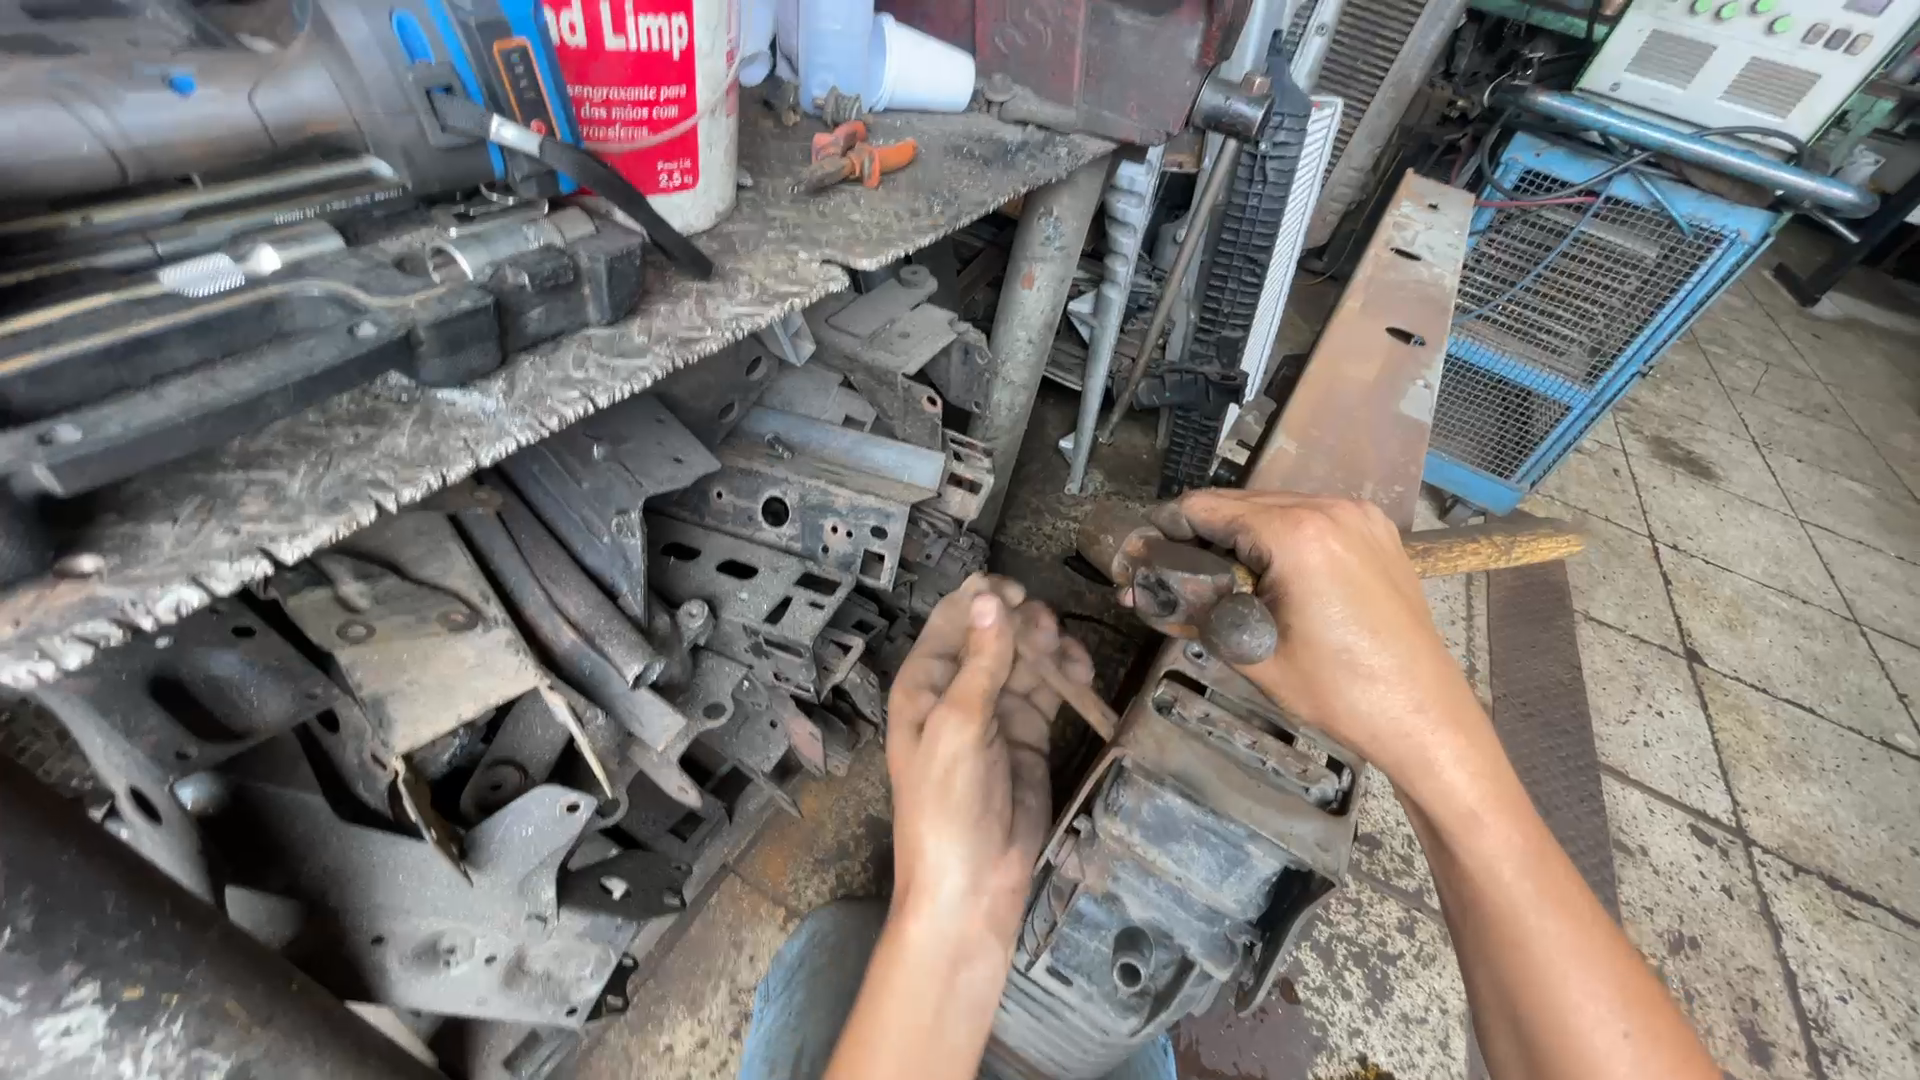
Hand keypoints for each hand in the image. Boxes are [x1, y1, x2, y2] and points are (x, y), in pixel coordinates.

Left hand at [885, 574, 1092, 949]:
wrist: (974, 882)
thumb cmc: (948, 802)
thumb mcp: (959, 726)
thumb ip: (981, 661)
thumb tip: (990, 598)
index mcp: (924, 681)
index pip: (953, 620)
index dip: (983, 599)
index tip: (1017, 592)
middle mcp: (958, 689)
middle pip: (994, 635)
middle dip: (1022, 625)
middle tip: (1046, 632)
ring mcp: (995, 711)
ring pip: (1025, 659)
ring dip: (1047, 648)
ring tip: (1067, 654)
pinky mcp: (1027, 733)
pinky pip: (1047, 691)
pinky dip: (1065, 677)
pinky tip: (1081, 671)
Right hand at [1150, 490, 1486, 784]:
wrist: (1425, 717)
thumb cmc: (1338, 691)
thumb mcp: (1250, 652)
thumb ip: (1190, 612)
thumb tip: (1137, 594)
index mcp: (1297, 533)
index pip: (1205, 508)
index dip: (1166, 530)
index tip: (1143, 558)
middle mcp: (1330, 508)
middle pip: (1237, 502)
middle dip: (1200, 535)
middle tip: (1172, 574)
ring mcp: (1359, 516)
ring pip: (1272, 508)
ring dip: (1237, 535)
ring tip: (1218, 579)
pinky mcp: (1375, 532)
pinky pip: (1307, 518)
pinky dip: (1276, 537)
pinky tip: (1265, 574)